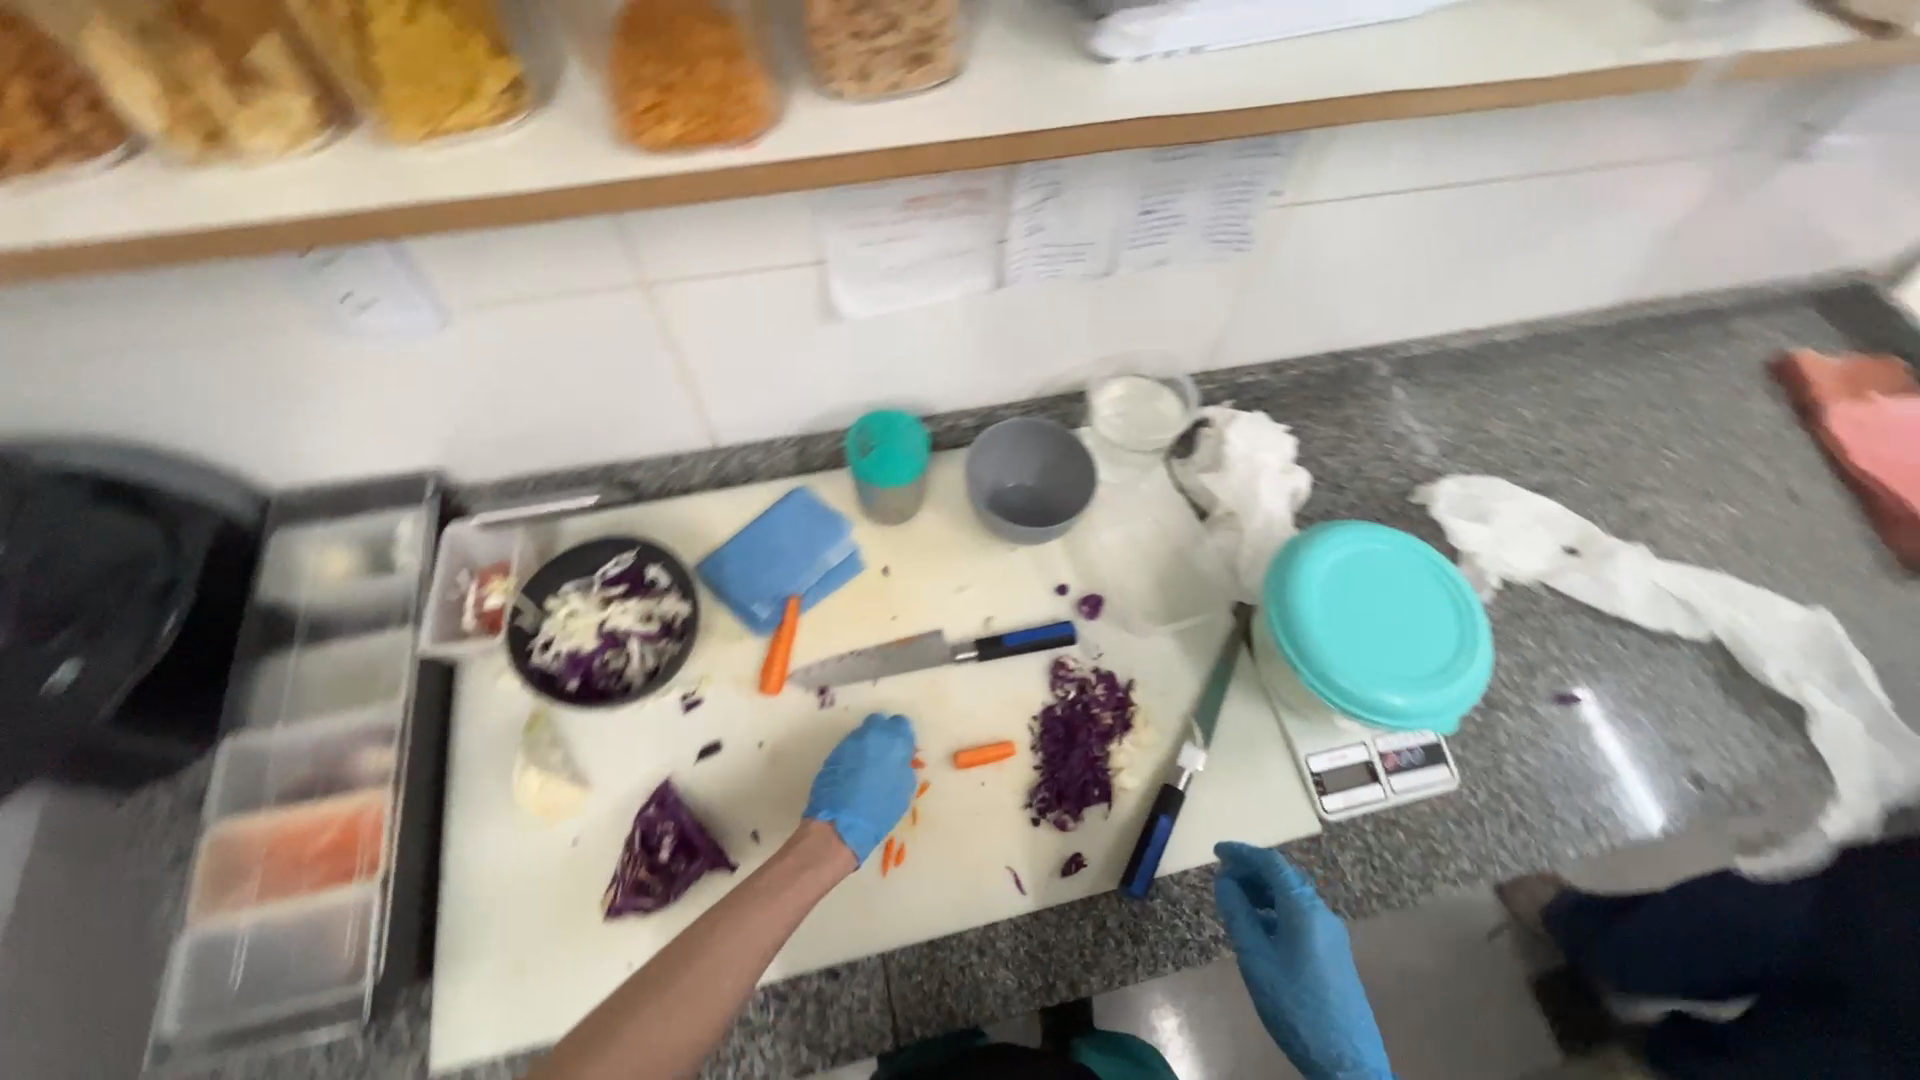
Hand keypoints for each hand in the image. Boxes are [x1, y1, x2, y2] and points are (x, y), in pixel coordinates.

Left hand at [804, 713, 915, 862]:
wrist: (840, 824)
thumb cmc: (880, 810)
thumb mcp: (904, 789)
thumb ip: (905, 766)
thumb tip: (901, 759)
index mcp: (893, 740)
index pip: (901, 723)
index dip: (903, 736)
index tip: (903, 750)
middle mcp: (870, 734)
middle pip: (878, 722)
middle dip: (883, 733)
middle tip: (885, 753)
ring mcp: (848, 743)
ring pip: (861, 734)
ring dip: (867, 744)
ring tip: (868, 766)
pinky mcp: (832, 754)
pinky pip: (848, 747)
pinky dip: (853, 755)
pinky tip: (853, 773)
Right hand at [1214, 842, 1392, 1079]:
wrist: (1346, 1059)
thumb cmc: (1293, 1004)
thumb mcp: (1255, 958)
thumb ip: (1238, 915)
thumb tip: (1224, 881)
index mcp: (1304, 908)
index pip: (1272, 863)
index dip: (1243, 853)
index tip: (1217, 851)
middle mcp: (1322, 913)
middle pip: (1285, 877)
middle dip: (1252, 871)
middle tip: (1222, 878)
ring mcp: (1331, 934)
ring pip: (1293, 898)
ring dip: (1263, 892)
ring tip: (1235, 903)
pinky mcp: (1334, 954)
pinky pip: (1301, 917)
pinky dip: (1275, 912)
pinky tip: (1258, 930)